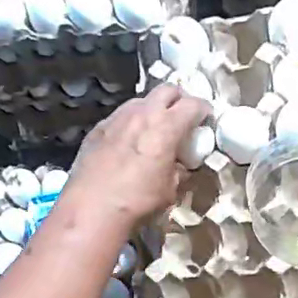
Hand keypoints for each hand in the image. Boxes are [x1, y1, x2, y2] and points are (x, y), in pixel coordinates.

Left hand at [61, 85, 209, 228]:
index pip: (193, 104)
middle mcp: (142, 113)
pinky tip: (128, 143)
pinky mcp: (98, 128)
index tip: (206, 119)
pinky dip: (130, 123)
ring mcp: (117, 117)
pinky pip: (120, 117)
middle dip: (179, 100)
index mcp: (166, 126)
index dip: (204, 110)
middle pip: (167, 90)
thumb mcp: (169, 190)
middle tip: (182, 118)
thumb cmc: (137, 201)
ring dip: (153, 109)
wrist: (92, 208)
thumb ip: (179, 172)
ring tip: (153, 130)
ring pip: (141, 101)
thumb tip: (181, 167)